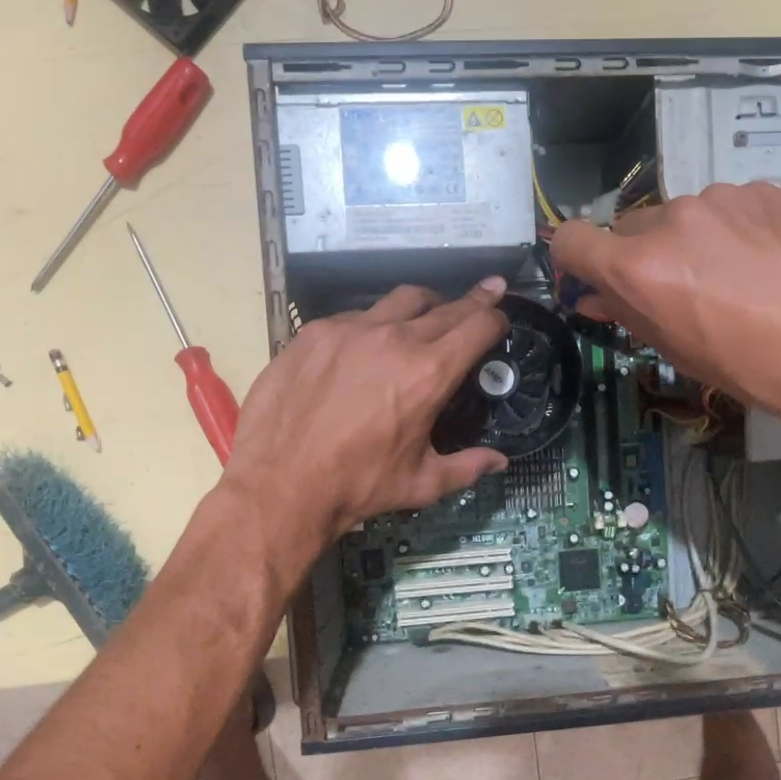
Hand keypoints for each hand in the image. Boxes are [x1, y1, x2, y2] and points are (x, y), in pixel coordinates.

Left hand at [221, 278, 511, 541]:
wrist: (279, 486)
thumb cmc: (358, 487)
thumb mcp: (422, 483)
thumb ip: (468, 467)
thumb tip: (501, 461)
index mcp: (428, 373)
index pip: (477, 326)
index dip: (496, 317)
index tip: (500, 317)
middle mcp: (393, 339)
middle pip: (444, 305)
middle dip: (470, 301)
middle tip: (485, 293)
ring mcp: (348, 330)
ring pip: (398, 300)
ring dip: (422, 305)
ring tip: (424, 316)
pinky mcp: (313, 333)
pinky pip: (354, 316)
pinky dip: (373, 324)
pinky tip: (366, 346)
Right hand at [551, 182, 780, 462]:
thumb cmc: (761, 370)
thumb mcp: (683, 353)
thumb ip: (630, 316)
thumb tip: (596, 297)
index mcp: (642, 268)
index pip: (572, 239)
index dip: (575, 262)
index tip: (593, 281)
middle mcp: (673, 220)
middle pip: (630, 230)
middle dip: (641, 260)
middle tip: (679, 296)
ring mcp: (724, 198)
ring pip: (681, 218)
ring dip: (689, 244)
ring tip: (736, 282)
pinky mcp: (767, 189)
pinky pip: (727, 208)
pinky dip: (731, 231)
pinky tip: (767, 264)